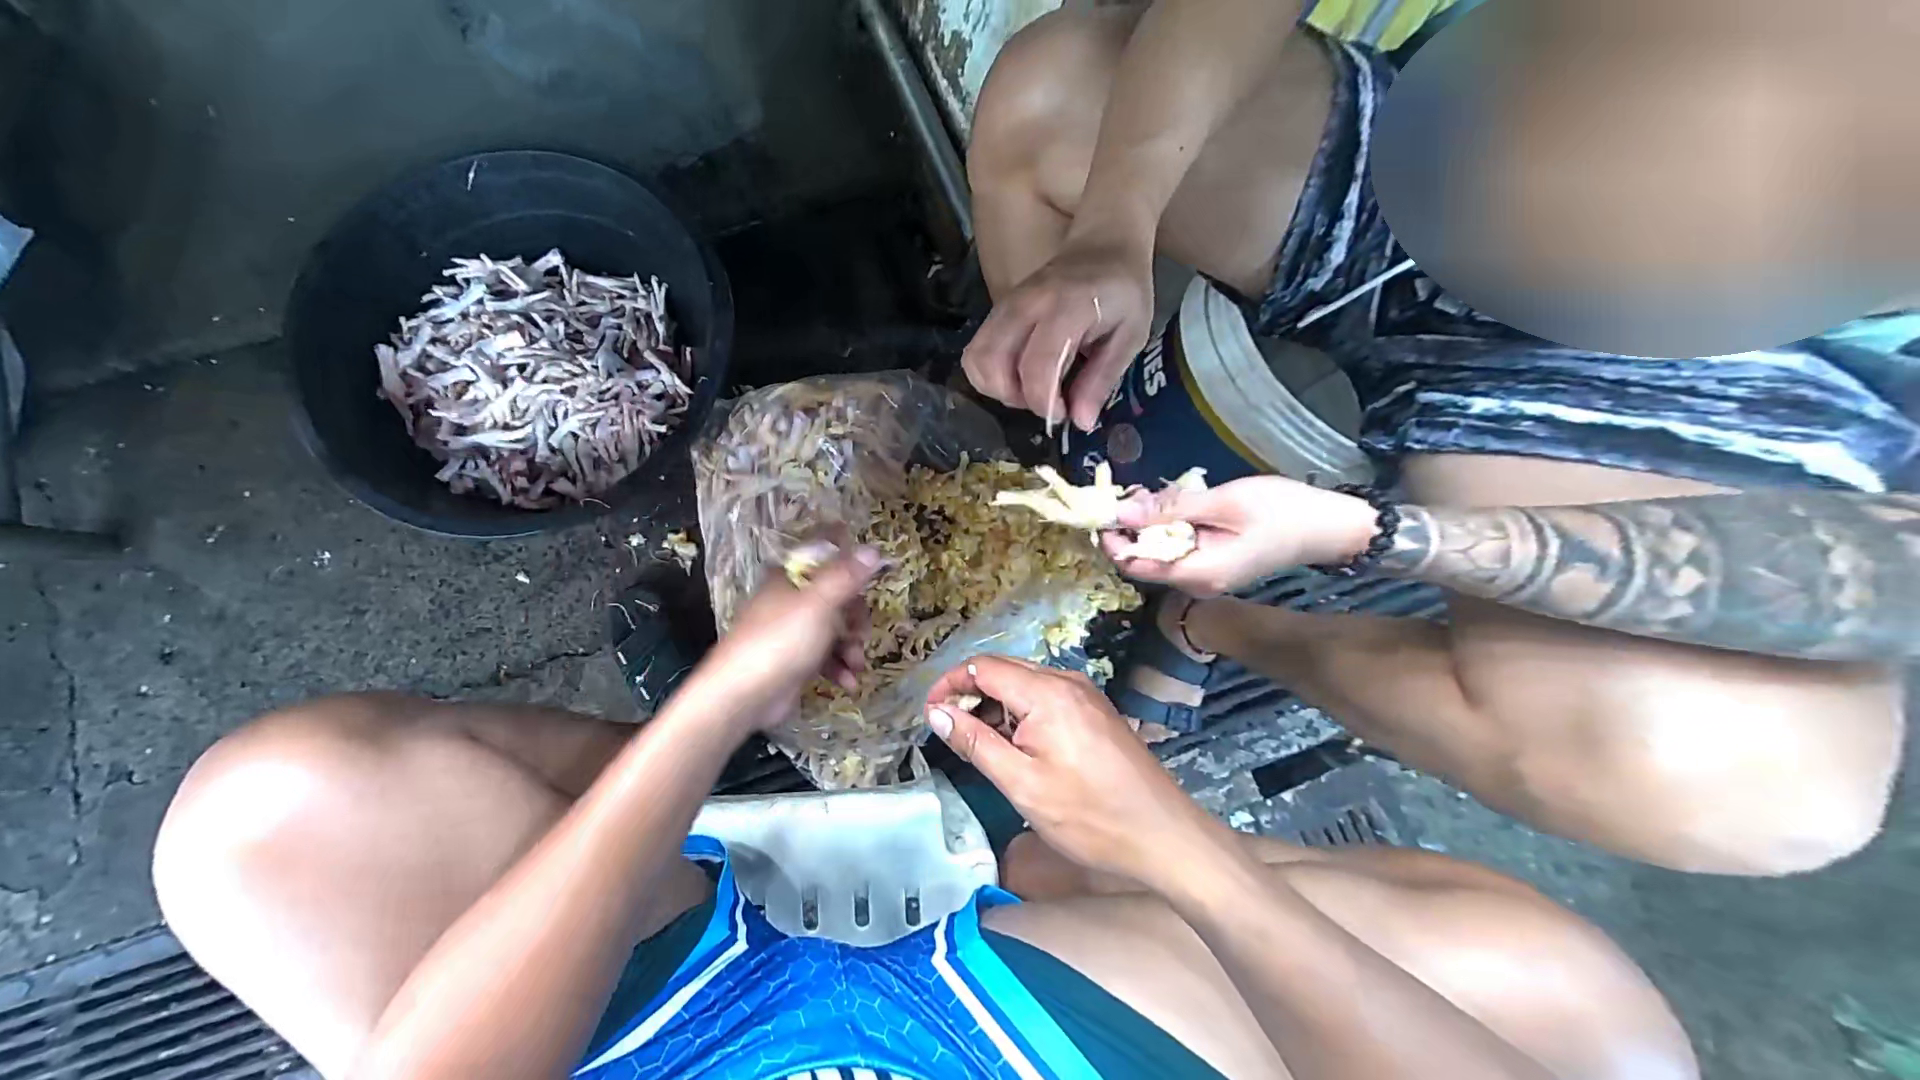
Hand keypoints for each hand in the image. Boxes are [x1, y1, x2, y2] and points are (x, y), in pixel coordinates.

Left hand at [683, 548, 879, 733]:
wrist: (742, 696)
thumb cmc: (780, 641)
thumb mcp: (818, 603)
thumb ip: (846, 576)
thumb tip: (873, 549)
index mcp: (790, 580)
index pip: (826, 563)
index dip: (849, 572)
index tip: (869, 585)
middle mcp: (789, 602)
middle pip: (835, 600)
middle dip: (854, 620)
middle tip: (862, 635)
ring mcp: (791, 634)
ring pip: (833, 631)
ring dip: (850, 648)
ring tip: (856, 666)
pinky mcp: (794, 663)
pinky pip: (824, 658)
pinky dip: (838, 668)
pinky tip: (848, 683)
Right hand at [924, 656, 1213, 889]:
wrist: (1163, 834)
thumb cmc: (1089, 815)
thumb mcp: (1021, 784)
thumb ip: (976, 743)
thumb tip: (937, 714)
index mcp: (1046, 692)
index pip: (983, 667)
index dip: (950, 684)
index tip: (929, 712)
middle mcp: (1066, 681)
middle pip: (1004, 670)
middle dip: (970, 693)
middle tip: (948, 729)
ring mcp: (1084, 694)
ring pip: (1024, 683)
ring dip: (995, 704)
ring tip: (977, 741)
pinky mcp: (1094, 710)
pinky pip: (1046, 696)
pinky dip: (1021, 712)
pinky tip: (1014, 742)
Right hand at [962, 238, 1154, 432]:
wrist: (1103, 243)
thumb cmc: (1123, 291)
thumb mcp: (1130, 337)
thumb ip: (1102, 379)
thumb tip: (1081, 422)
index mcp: (1067, 307)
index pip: (1038, 365)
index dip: (1044, 402)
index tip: (1063, 414)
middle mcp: (1026, 304)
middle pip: (993, 364)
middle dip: (1015, 398)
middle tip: (1045, 401)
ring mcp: (1005, 305)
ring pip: (976, 360)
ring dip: (998, 388)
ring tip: (1030, 390)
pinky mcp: (995, 311)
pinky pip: (976, 352)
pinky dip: (990, 376)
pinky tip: (1017, 377)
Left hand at [1100, 476, 1378, 595]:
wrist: (1332, 526)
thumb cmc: (1282, 511)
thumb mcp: (1223, 502)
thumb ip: (1169, 508)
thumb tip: (1120, 512)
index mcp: (1196, 574)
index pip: (1134, 566)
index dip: (1113, 541)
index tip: (1102, 510)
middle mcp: (1195, 584)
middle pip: (1144, 561)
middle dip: (1129, 529)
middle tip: (1124, 495)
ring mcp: (1205, 577)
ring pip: (1160, 553)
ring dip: (1147, 526)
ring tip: (1143, 495)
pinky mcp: (1214, 564)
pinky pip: (1178, 549)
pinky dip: (1167, 528)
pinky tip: (1168, 504)